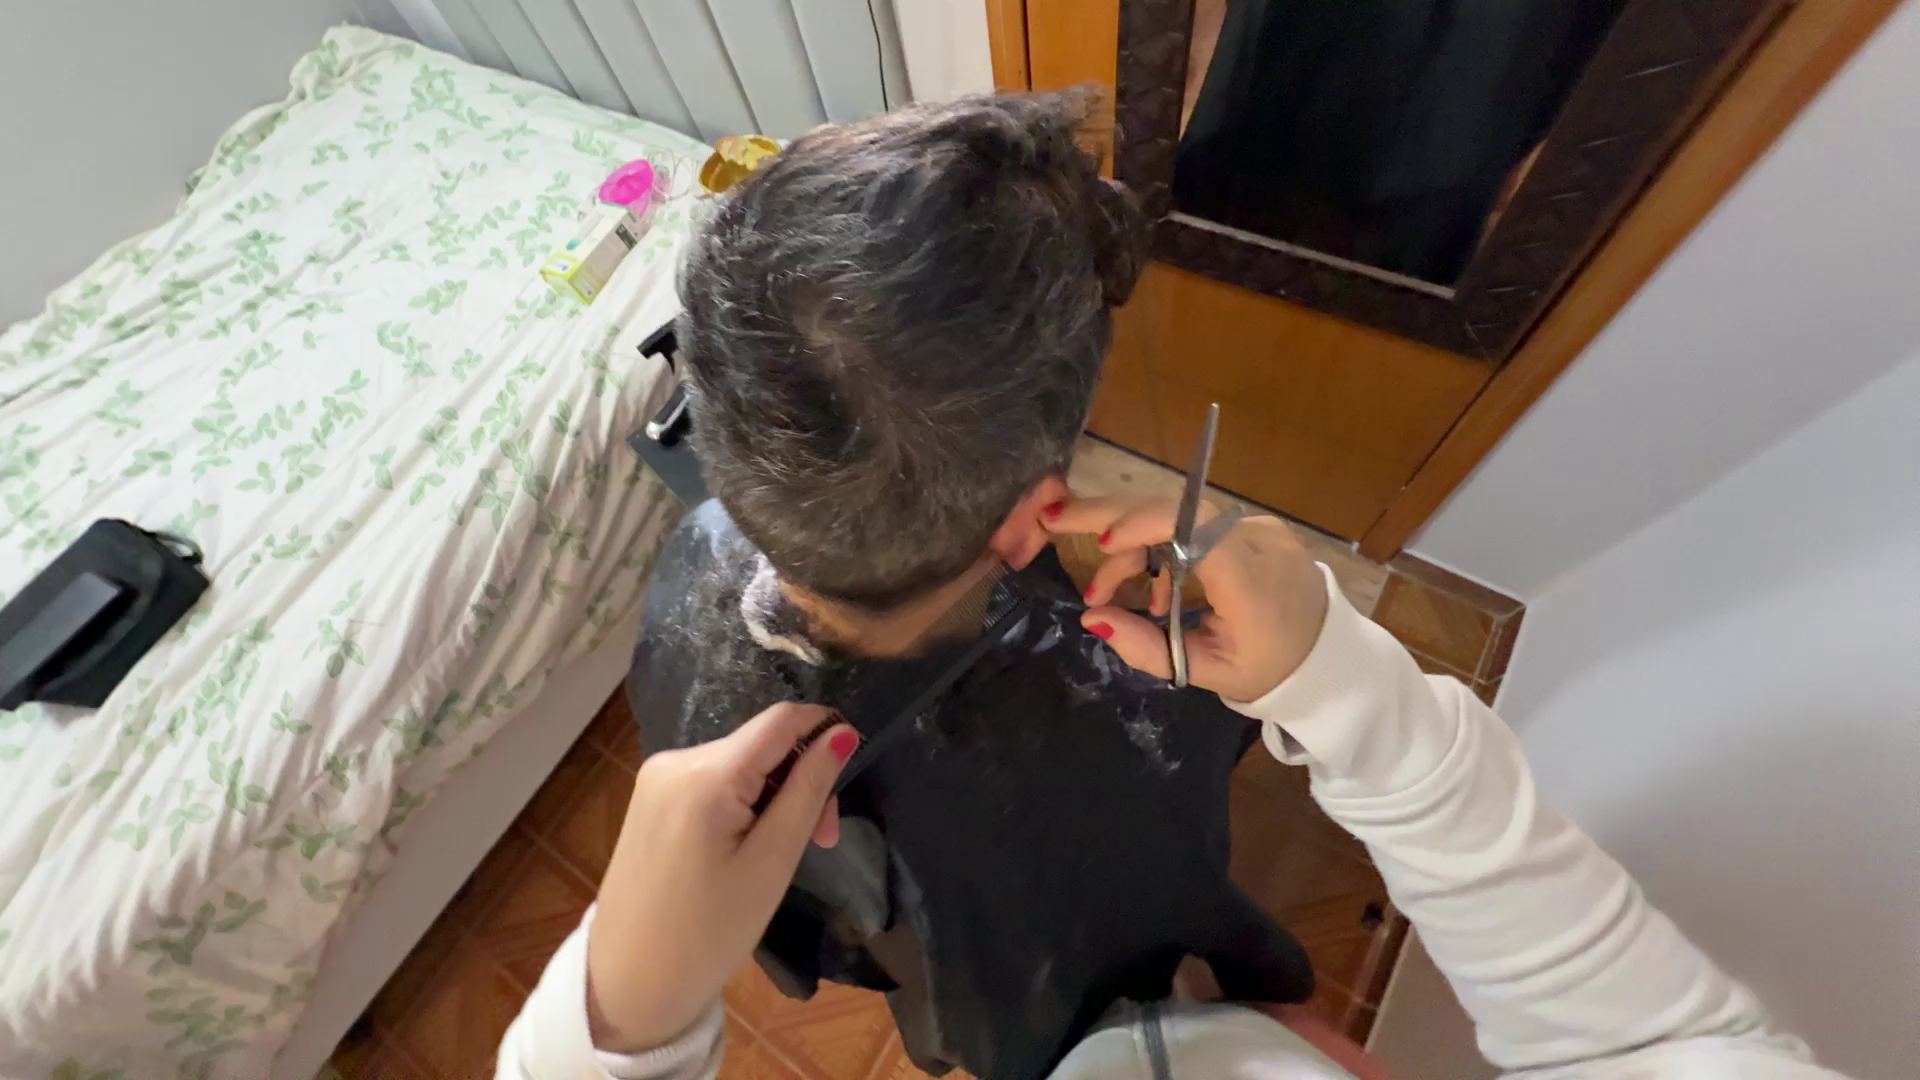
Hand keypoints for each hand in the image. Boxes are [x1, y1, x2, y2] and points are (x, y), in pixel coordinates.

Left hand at [585, 702, 858, 1052]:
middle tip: (823, 838)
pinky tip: (750, 844)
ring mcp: (659, 776)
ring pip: (743, 762)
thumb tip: (842, 733)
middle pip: (763, 744)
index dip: (824, 728)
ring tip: (786, 850)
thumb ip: (809, 788)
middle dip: (801, 778)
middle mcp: (677, 758)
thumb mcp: (773, 861)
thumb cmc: (710, 933)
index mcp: (706, 773)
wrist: (627, 988)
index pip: (781, 719)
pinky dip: (745, 801)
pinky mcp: (652, 796)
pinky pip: (717, 779)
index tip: (851, 766)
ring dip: (776, 793)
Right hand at [1044, 495, 1328, 701]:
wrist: (1326, 655)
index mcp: (1255, 586)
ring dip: (1129, 544)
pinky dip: (1157, 545)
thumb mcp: (1204, 671)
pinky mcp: (1253, 525)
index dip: (1145, 525)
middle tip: (1055, 518)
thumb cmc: (1266, 670)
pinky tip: (1150, 587)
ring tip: (1104, 590)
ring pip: (1177, 515)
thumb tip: (1092, 617)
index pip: (1199, 530)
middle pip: (1178, 509)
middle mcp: (1260, 543)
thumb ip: (1146, 648)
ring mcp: (1260, 528)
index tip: (1103, 545)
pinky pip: (1193, 523)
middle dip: (1110, 513)